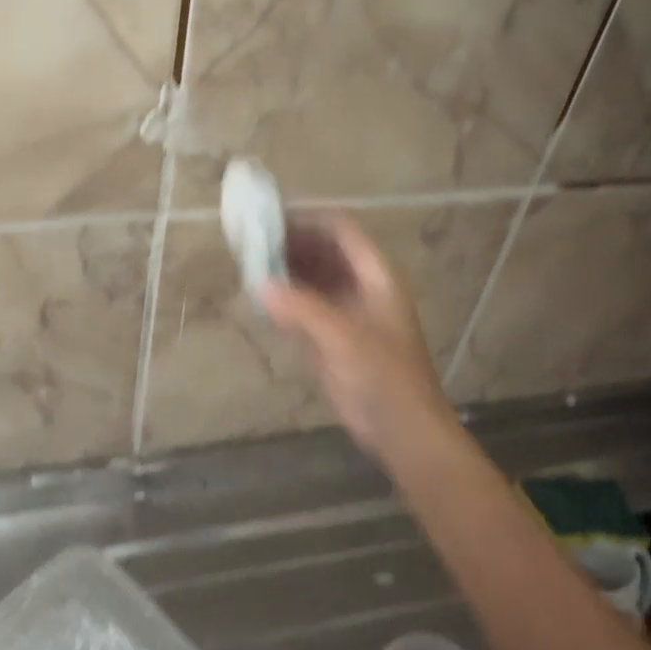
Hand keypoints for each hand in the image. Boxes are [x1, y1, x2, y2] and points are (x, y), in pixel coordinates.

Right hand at [260, 213, 455, 453]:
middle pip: (323, 251)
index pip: (340, 231)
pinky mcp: (332, 337)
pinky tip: (259, 297)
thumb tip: (259, 284)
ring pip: (312, 277)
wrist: (402, 429)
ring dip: (284, 269)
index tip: (268, 219)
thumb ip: (302, 308)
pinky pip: (304, 306)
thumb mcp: (343, 337)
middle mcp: (361, 286)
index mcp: (376, 276)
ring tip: (248, 263)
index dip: (307, 220)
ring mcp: (347, 312)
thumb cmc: (383, 376)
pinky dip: (284, 298)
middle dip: (290, 243)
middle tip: (249, 242)